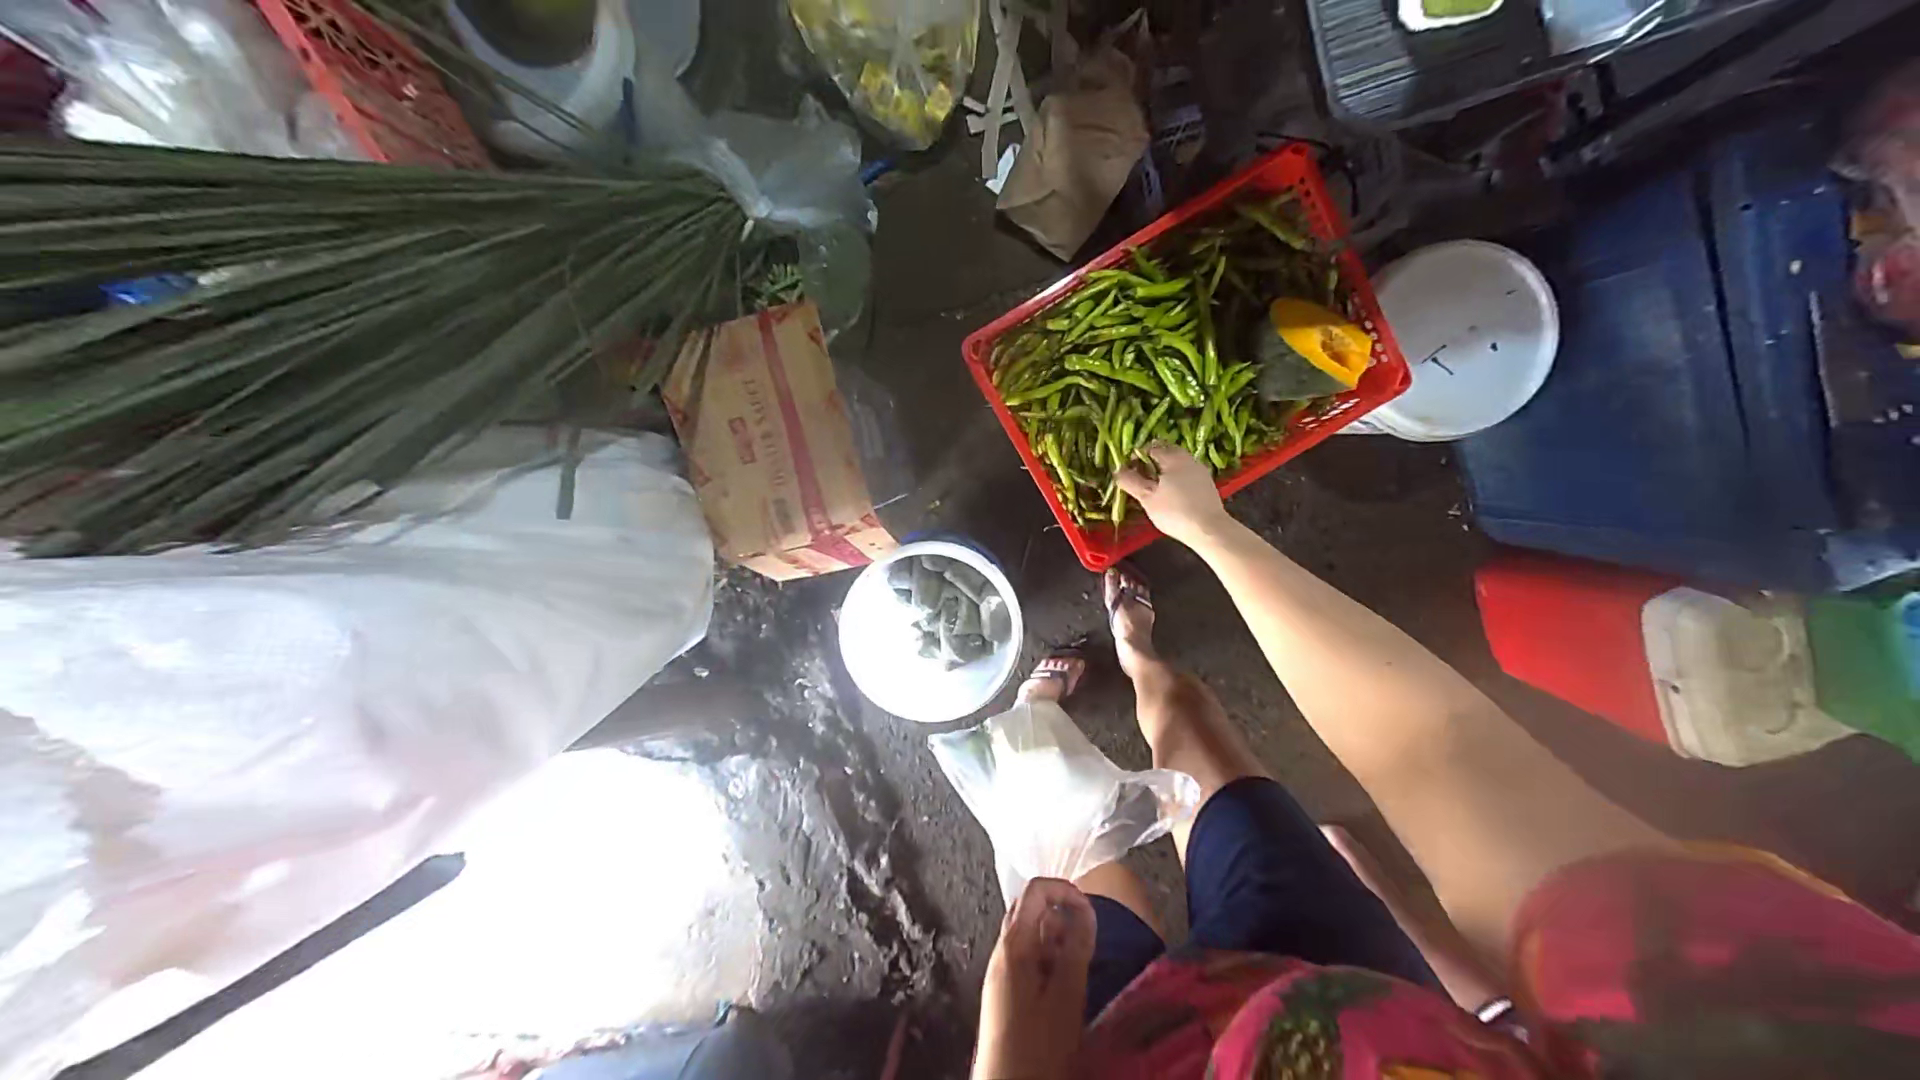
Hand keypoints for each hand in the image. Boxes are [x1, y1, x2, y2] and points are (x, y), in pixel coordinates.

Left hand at [972, 878, 1095, 1079]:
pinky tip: (1062, 985)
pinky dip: (1048, 958)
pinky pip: (1027, 956)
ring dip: (1056, 938)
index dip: (1065, 890)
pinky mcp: (1003, 990)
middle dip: (1061, 913)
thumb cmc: (1037, 1047)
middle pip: (1030, 908)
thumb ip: (1076, 949)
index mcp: (1013, 943)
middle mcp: (1001, 949)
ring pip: (1029, 933)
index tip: (1090, 909)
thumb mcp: (1066, 997)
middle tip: (1087, 938)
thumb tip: (1086, 911)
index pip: (1035, 889)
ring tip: (1077, 967)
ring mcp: (1000, 969)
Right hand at [1116, 443, 1231, 545]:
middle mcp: (1189, 458)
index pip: (1150, 447)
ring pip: (1176, 464)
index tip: (1128, 471)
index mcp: (1173, 456)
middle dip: (1150, 462)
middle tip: (1139, 479)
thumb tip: (1117, 470)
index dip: (1135, 457)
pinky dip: (1175, 479)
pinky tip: (1170, 495)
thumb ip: (1130, 481)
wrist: (1209, 529)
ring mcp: (1200, 471)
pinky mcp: (1206, 484)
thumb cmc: (1175, 511)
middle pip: (1165, 453)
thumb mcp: (1146, 497)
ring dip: (1162, 471)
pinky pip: (1186, 475)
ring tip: (1152, 488)